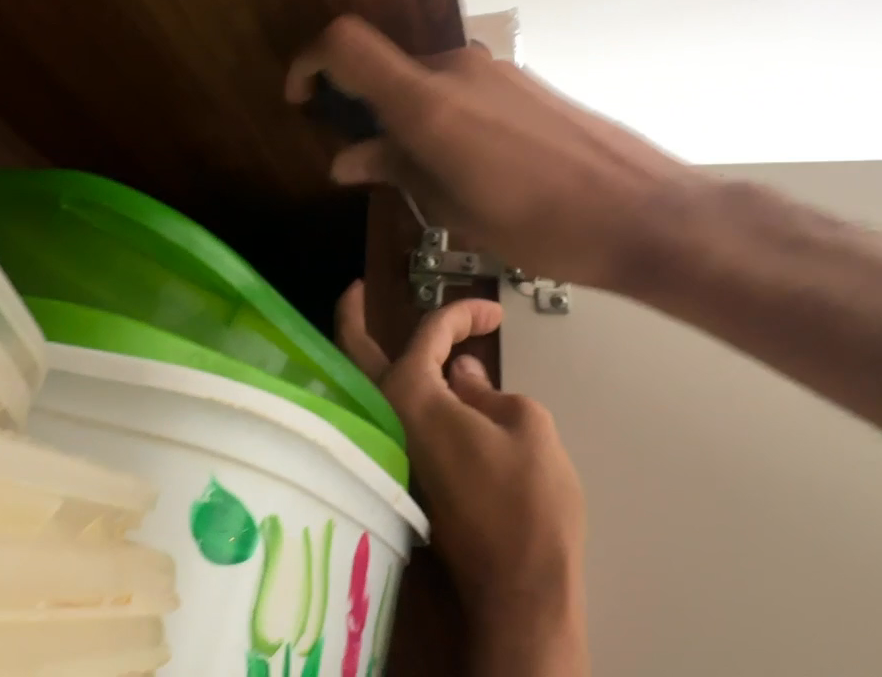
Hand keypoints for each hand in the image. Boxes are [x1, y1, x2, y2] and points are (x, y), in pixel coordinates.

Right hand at [288, 15, 705, 291]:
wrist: (645, 212)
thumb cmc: (541, 225)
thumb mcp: (454, 210)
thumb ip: (395, 171)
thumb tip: (346, 160)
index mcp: (428, 101)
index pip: (345, 45)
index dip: (310, 62)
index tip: (302, 99)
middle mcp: (456, 69)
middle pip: (384, 69)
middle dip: (365, 110)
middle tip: (374, 167)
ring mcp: (494, 70)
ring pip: (424, 82)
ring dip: (408, 117)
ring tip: (431, 178)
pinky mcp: (522, 81)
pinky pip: (461, 89)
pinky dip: (444, 116)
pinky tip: (473, 166)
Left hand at [334, 282, 585, 661]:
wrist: (519, 590)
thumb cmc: (528, 503)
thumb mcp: (526, 425)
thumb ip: (489, 388)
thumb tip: (463, 374)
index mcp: (410, 395)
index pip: (428, 333)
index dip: (462, 314)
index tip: (493, 314)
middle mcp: (382, 417)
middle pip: (354, 354)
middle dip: (353, 316)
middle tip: (358, 291)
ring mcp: (383, 449)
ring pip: (367, 388)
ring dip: (376, 357)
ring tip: (394, 333)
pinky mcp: (395, 476)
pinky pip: (386, 417)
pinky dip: (397, 393)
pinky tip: (425, 390)